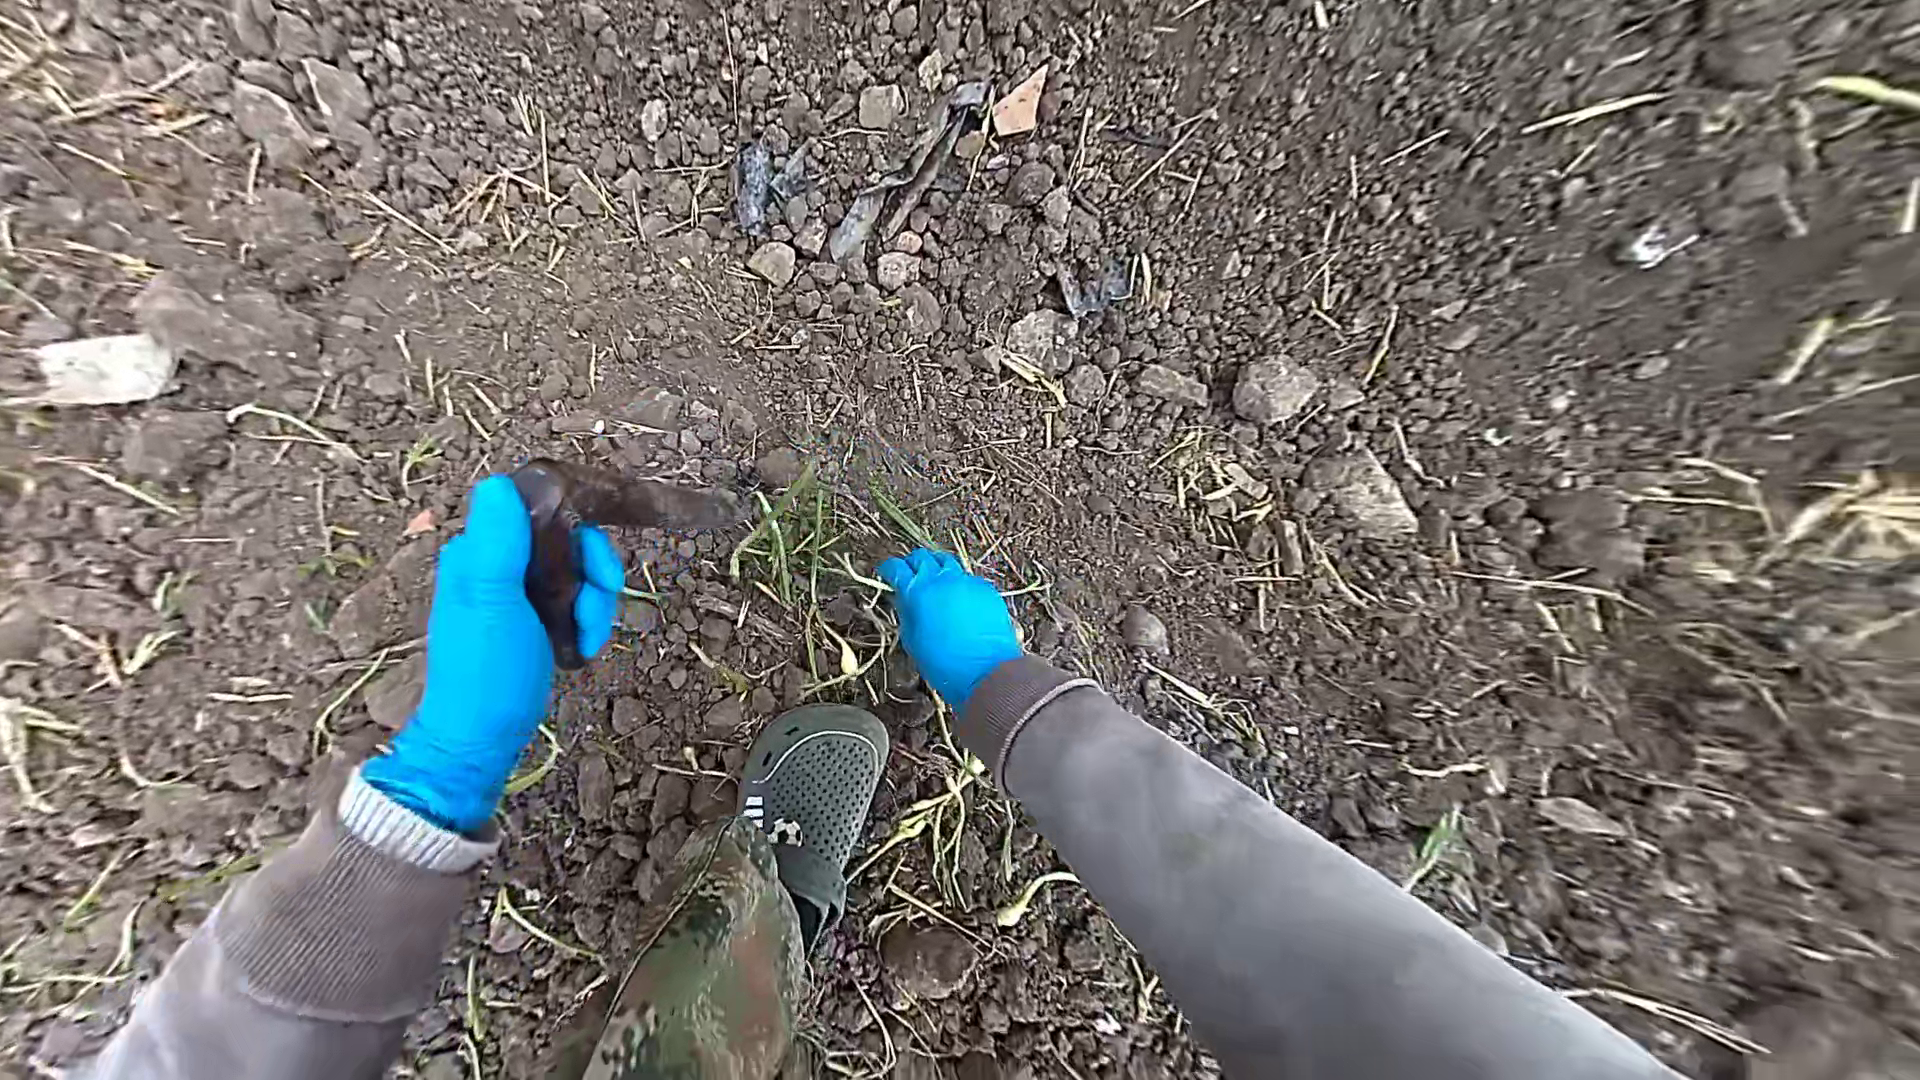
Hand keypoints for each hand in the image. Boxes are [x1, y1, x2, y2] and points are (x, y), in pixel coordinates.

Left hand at [362, 475, 624, 832]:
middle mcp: (503, 564)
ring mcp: (523, 591)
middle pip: (573, 543)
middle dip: (596, 575)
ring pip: (584, 572)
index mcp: (485, 552)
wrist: (487, 731)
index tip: (593, 565)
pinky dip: (593, 618)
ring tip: (587, 633)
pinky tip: (585, 641)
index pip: (545, 513)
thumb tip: (501, 484)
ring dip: (598, 603)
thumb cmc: (486, 667)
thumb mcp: (491, 602)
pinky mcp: (541, 614)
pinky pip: (583, 598)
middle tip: (594, 607)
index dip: (579, 532)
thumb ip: (497, 544)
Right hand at [878, 548, 1020, 711]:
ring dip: (937, 567)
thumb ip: (906, 612)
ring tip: (934, 579)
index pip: (897, 568)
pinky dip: (958, 582)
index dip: (889, 569)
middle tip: (909, 573)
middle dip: (913, 563)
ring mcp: (965, 581)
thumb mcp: (912, 640)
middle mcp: (941, 580)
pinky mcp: (985, 588)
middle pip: (922, 557)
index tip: (888, 572)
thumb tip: (903, 599)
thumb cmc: (945, 662)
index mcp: (917, 591)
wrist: (985, 670)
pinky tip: (957, 596)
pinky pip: (967, 577)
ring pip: (947, 561)